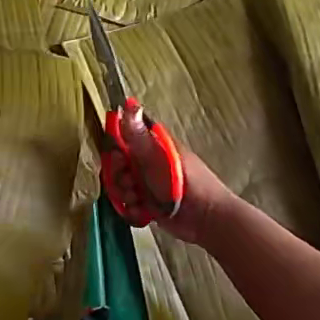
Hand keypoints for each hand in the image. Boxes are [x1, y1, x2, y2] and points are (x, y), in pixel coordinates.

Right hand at [104, 106, 236, 244]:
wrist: (205, 217)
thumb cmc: (183, 182)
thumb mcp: (156, 156)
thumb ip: (138, 134)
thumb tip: (129, 103)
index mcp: (151, 146)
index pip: (121, 144)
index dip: (115, 154)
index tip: (121, 161)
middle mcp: (147, 163)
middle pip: (117, 169)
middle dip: (119, 180)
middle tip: (132, 185)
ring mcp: (148, 185)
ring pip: (121, 189)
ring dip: (126, 197)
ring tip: (141, 201)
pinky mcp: (149, 205)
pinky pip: (129, 207)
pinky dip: (133, 211)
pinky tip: (143, 214)